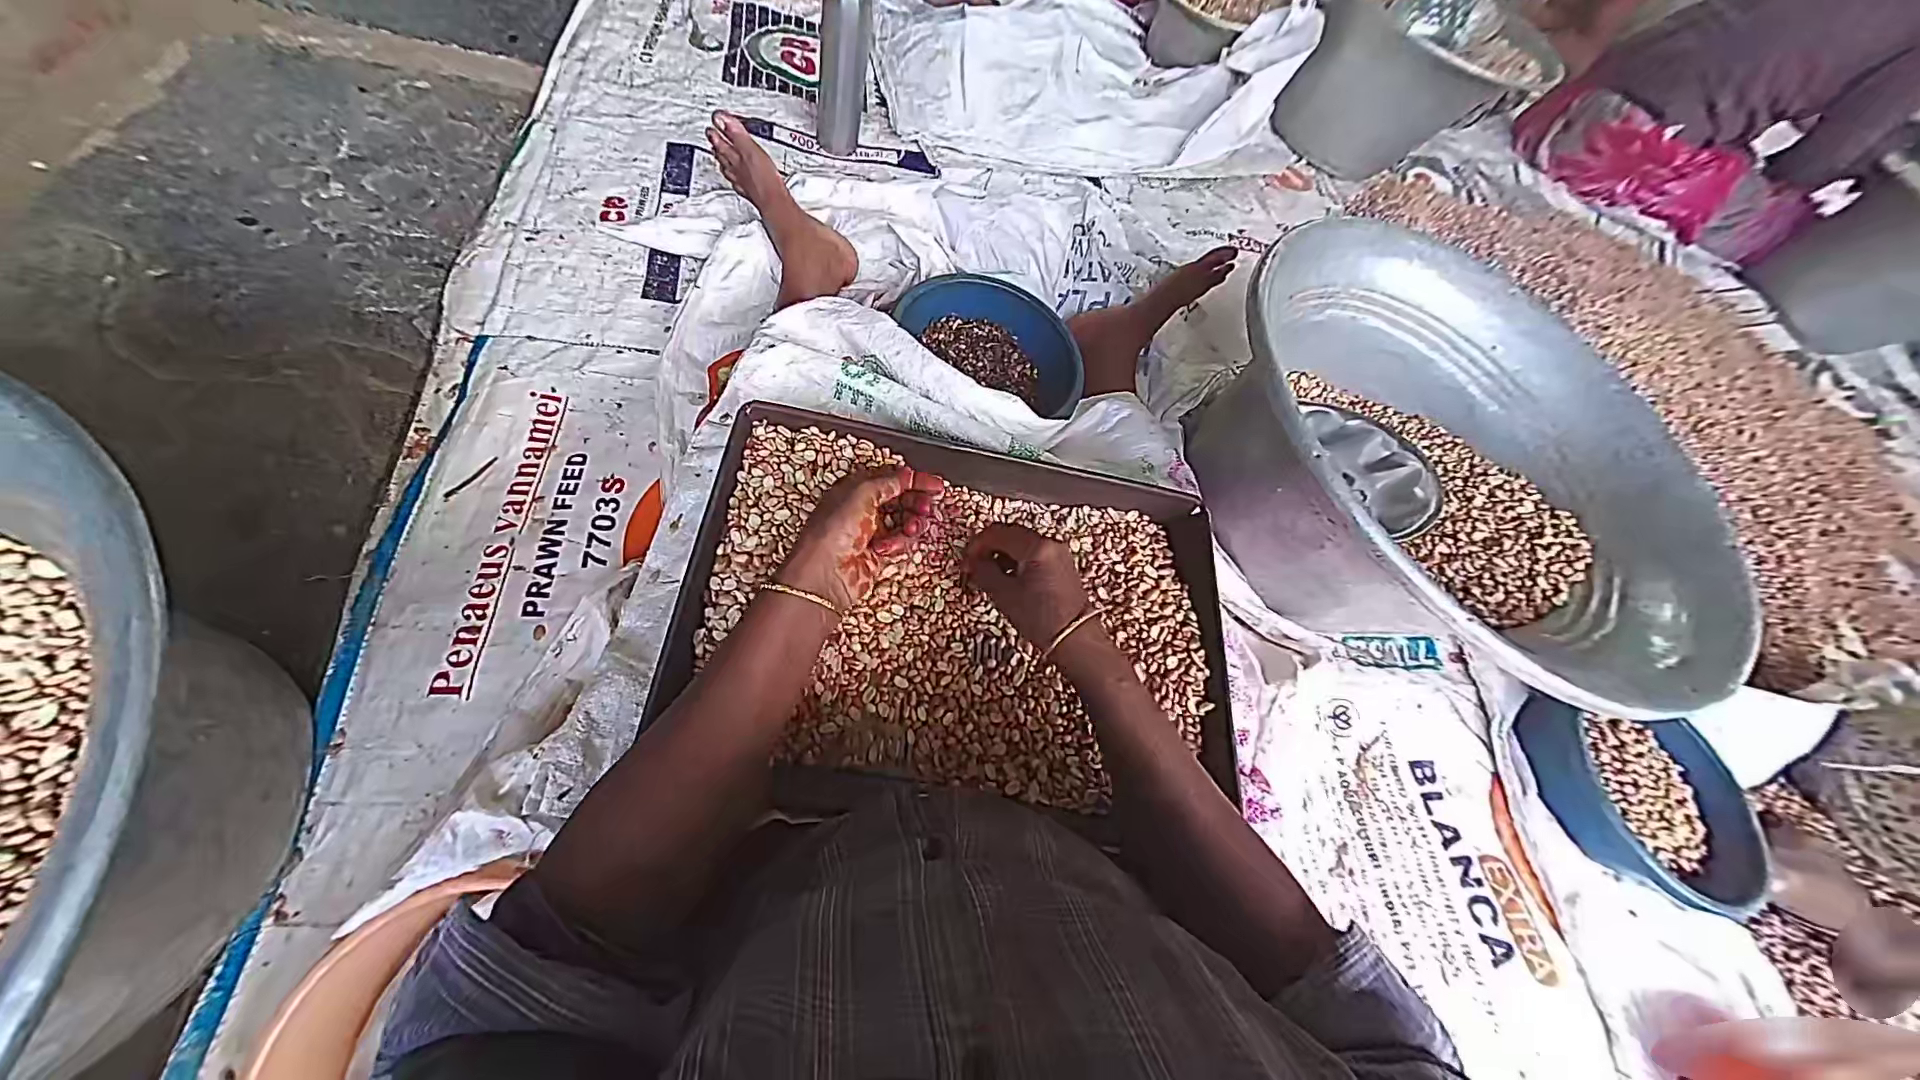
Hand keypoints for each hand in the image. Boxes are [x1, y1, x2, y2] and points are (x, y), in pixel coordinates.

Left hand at [778, 466, 945, 611]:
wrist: (825, 574)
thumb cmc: (832, 533)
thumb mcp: (862, 494)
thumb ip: (888, 482)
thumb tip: (906, 475)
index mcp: (855, 490)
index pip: (891, 478)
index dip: (914, 480)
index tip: (936, 485)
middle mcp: (862, 510)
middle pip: (900, 499)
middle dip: (917, 502)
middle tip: (926, 507)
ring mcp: (870, 533)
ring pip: (904, 522)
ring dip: (912, 523)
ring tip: (913, 528)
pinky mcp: (877, 554)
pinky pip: (899, 543)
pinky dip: (899, 543)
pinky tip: (888, 547)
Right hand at [963, 524, 1094, 648]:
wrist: (1074, 638)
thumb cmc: (1042, 619)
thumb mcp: (1003, 594)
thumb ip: (983, 571)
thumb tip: (973, 561)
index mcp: (1036, 547)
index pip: (996, 532)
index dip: (976, 545)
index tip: (966, 559)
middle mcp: (1049, 543)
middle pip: (1009, 534)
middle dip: (988, 548)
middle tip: (974, 566)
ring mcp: (1058, 552)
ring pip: (1020, 543)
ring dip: (1001, 555)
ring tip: (989, 576)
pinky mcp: (1061, 564)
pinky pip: (1033, 553)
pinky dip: (1016, 561)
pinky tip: (1008, 579)